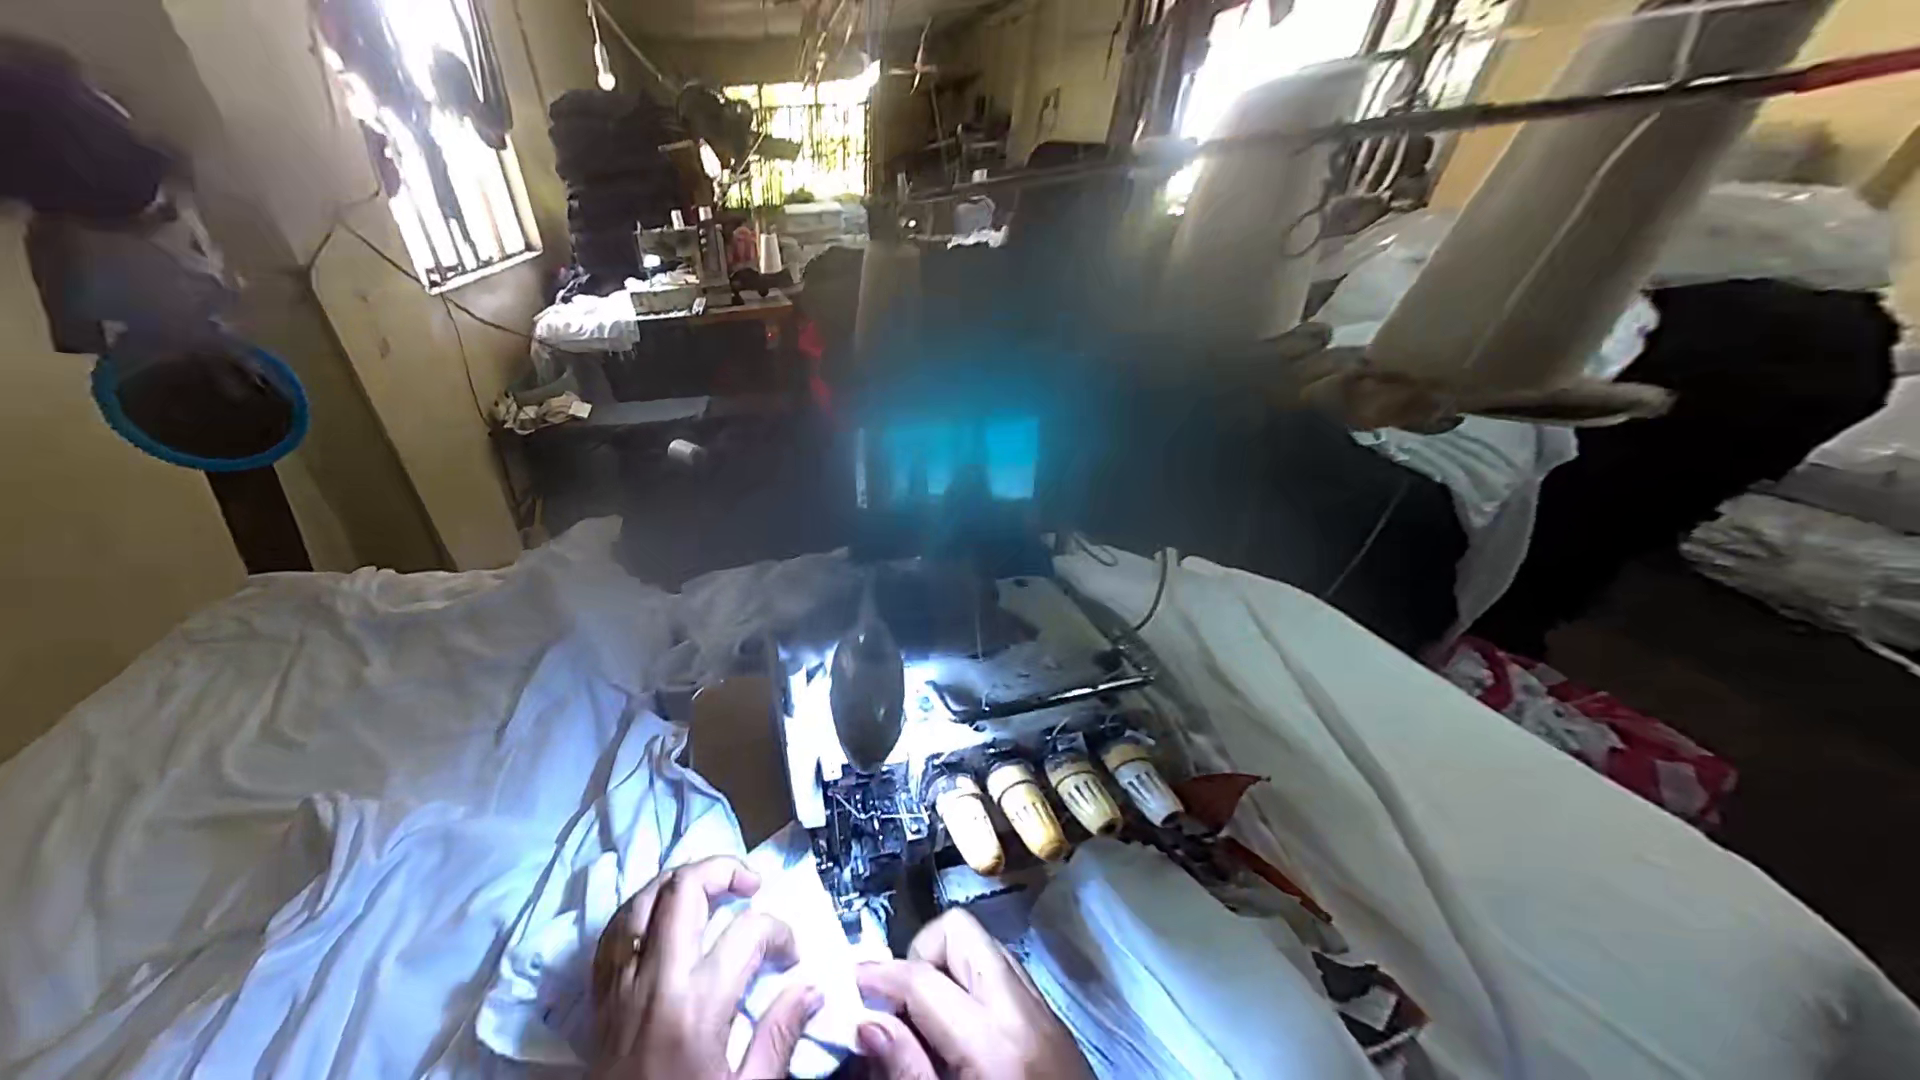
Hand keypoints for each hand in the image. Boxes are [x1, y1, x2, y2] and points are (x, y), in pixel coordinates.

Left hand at [591, 856, 822, 1079]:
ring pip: (644, 898)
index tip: (790, 955)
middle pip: (685, 890)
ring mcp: (620, 986)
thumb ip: (779, 1036)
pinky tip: (666, 917)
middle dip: (725, 871)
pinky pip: (615, 932)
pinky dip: (643, 910)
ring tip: (712, 889)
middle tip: (752, 886)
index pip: (748, 932)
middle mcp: (654, 982)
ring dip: (682, 882)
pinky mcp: (599, 999)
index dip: (780, 933)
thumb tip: (811, 988)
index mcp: (696, 1007)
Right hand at [854, 909, 1092, 1079]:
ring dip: (945, 966)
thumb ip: (907, 1071)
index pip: (923, 976)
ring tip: (926, 1019)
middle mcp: (1021, 1006)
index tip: (852, 985)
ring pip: (980, 944)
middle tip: (899, 1005)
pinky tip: (959, 1029)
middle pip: (958, 930)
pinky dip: (971, 982)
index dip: (880, 976)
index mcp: (994, 1041)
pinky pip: (1000, 971)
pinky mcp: (1050, 1016)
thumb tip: (868, 1022)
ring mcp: (1042, 1006)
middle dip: (920, 956)